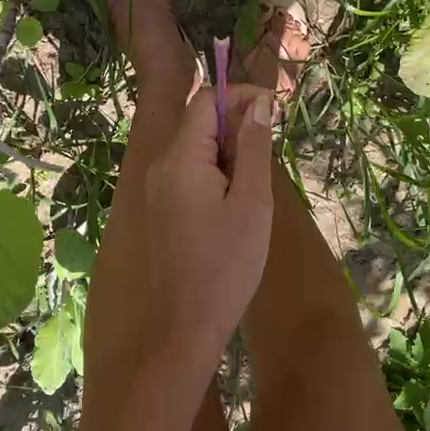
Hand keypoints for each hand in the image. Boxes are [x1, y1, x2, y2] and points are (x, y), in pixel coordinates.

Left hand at [143, 81, 275, 354]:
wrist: (179, 334)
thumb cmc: (225, 266)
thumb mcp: (252, 202)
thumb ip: (254, 147)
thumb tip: (260, 103)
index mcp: (181, 158)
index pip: (206, 101)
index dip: (241, 96)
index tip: (274, 110)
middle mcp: (160, 166)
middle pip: (200, 124)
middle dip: (237, 129)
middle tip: (268, 161)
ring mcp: (155, 191)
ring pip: (196, 151)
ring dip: (228, 156)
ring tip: (254, 192)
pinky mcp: (158, 212)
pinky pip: (188, 175)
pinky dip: (214, 176)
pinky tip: (234, 209)